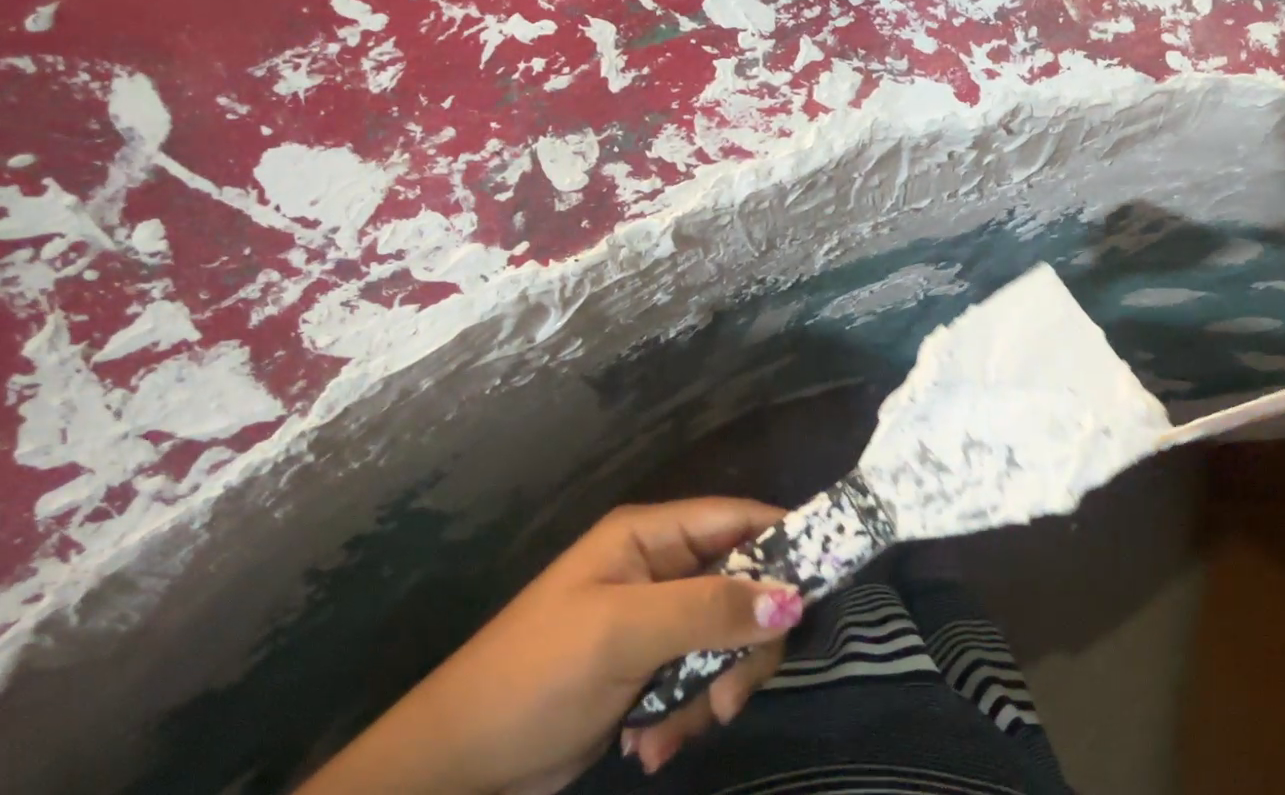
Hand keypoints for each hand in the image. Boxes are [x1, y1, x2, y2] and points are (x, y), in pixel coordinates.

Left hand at [298, 499, 804, 794]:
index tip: (823, 587)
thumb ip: (712, 610)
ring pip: (730, 642)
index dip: (786, 543)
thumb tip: (795, 599)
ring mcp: (657, 623)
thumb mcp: (625, 634)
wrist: (456, 770)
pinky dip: (689, 714)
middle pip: (746, 590)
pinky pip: (703, 680)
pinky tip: (652, 746)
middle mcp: (661, 571)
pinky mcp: (651, 670)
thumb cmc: (534, 678)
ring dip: (713, 692)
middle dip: (743, 647)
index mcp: (650, 538)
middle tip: (729, 698)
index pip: (739, 519)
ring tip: (672, 734)